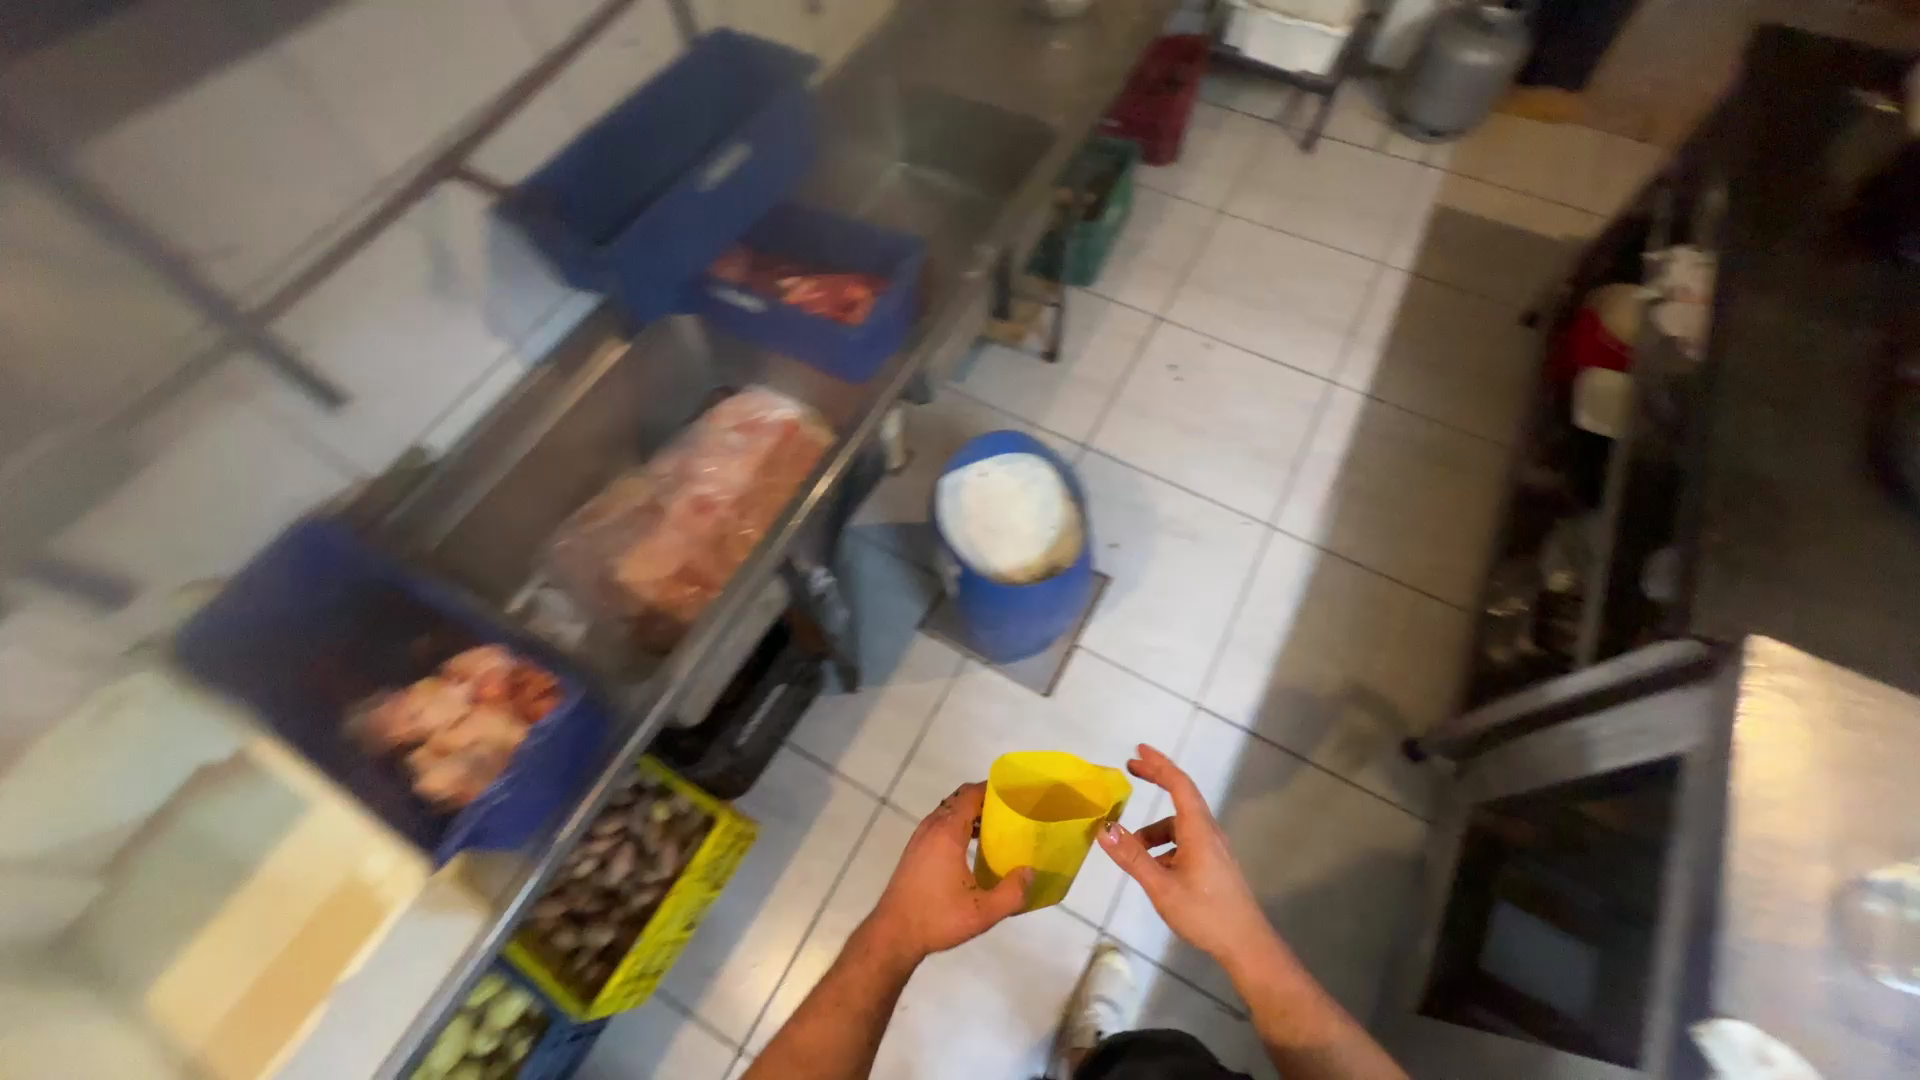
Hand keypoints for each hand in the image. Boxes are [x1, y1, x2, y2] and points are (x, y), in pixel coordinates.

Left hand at [861, 782, 1033, 967]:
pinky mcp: (915, 850)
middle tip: (1011, 812)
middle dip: (985, 801)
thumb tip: (1030, 872)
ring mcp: (920, 837)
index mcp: (948, 832)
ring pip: (949, 812)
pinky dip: (958, 825)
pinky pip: (940, 824)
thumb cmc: (937, 918)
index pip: (971, 794)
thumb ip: (1011, 893)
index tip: (1015, 795)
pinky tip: (973, 847)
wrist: (893, 933)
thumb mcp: (982, 913)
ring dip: (971, 813)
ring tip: (997, 829)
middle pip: (960, 799)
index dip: (993, 789)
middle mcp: (932, 827)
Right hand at [1096, 744, 1273, 963]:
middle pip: (1181, 796)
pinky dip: (1164, 845)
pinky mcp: (1214, 865)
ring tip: (1133, 848)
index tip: (1138, 751)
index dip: (1159, 764)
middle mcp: (1208, 832)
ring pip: (1179, 826)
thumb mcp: (1162, 886)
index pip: (1179, 784)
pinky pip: (1184, 842)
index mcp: (1198, 830)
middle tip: (1132, 769)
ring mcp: (1213, 849)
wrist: (1247, 947)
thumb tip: (1104, 828)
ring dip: (1154, 829)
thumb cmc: (1205, 914)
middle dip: (1157, 780)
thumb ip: (1133, 857)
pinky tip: (1154, 869)